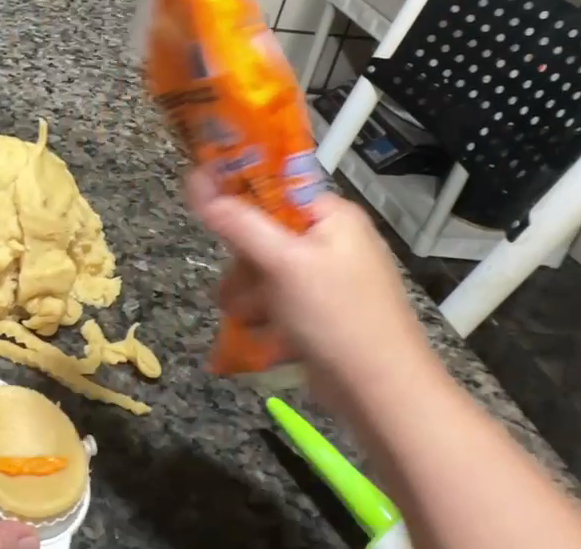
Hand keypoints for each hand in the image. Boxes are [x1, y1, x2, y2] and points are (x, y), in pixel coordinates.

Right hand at [183, 170, 436, 411]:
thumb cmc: (337, 318)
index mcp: (332, 216)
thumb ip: (238, 221)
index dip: (237, 198)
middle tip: (230, 288)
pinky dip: (265, 312)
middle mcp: (333, 240)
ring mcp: (330, 278)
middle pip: (264, 231)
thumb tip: (195, 180)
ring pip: (267, 269)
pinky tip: (257, 333)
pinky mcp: (325, 311)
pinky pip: (280, 298)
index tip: (210, 218)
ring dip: (248, 293)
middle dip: (242, 263)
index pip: (273, 187)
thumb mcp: (282, 263)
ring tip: (242, 317)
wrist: (386, 399)